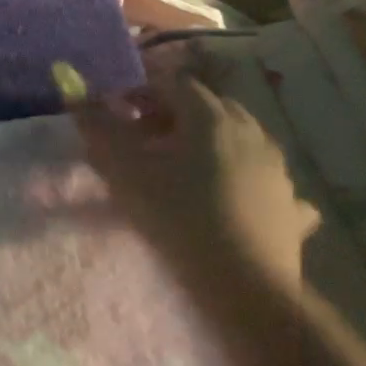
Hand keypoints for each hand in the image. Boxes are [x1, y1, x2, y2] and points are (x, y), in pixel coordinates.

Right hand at [74, 77, 318, 288]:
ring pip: (241, 141)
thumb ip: (94, 123)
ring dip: (209, 143)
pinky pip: (267, 181)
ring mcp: (279, 173)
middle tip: (143, 135)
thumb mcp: (119, 165)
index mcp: (211, 119)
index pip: (174, 83)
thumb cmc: (173, 212)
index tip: (116, 110)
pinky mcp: (292, 209)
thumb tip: (73, 89)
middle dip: (174, 113)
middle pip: (210, 107)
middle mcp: (252, 136)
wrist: (240, 282)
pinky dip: (247, 179)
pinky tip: (232, 195)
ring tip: (179, 166)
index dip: (141, 90)